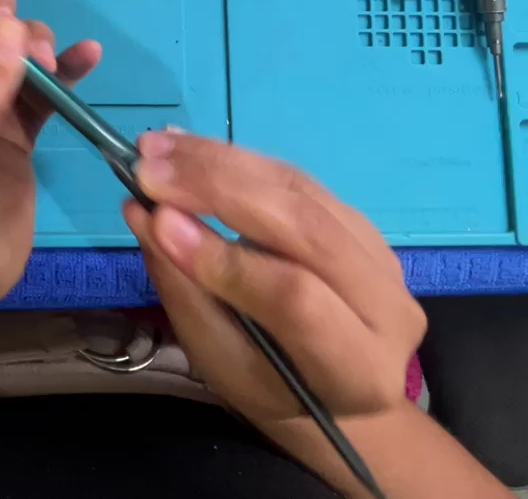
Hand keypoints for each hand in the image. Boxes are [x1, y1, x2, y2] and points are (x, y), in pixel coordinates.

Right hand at [123, 130, 425, 427]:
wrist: (330, 378)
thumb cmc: (267, 382)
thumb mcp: (217, 358)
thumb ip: (182, 286)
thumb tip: (142, 213)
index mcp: (358, 368)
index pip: (296, 298)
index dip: (223, 257)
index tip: (157, 221)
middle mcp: (385, 304)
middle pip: (305, 226)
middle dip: (217, 188)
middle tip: (147, 168)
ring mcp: (377, 252)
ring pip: (296, 188)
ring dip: (217, 159)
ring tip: (155, 146)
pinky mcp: (353, 217)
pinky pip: (289, 175)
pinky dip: (231, 156)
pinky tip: (184, 145)